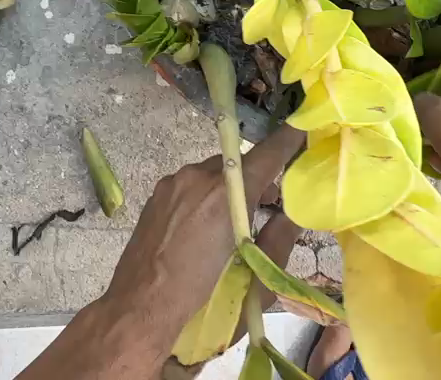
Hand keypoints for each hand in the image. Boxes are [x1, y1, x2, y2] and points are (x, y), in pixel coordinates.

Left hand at [15, 125, 306, 379]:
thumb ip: (279, 241)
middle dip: (255, 180)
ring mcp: (173, 182)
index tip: (301, 128)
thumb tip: (291, 214)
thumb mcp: (256, 283)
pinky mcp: (156, 193)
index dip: (286, 141)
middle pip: (237, 166)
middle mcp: (197, 177)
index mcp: (225, 196)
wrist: (139, 312)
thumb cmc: (203, 305)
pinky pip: (190, 186)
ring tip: (231, 227)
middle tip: (269, 205)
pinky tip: (202, 231)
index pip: (265, 156)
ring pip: (212, 175)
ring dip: (227, 191)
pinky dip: (203, 199)